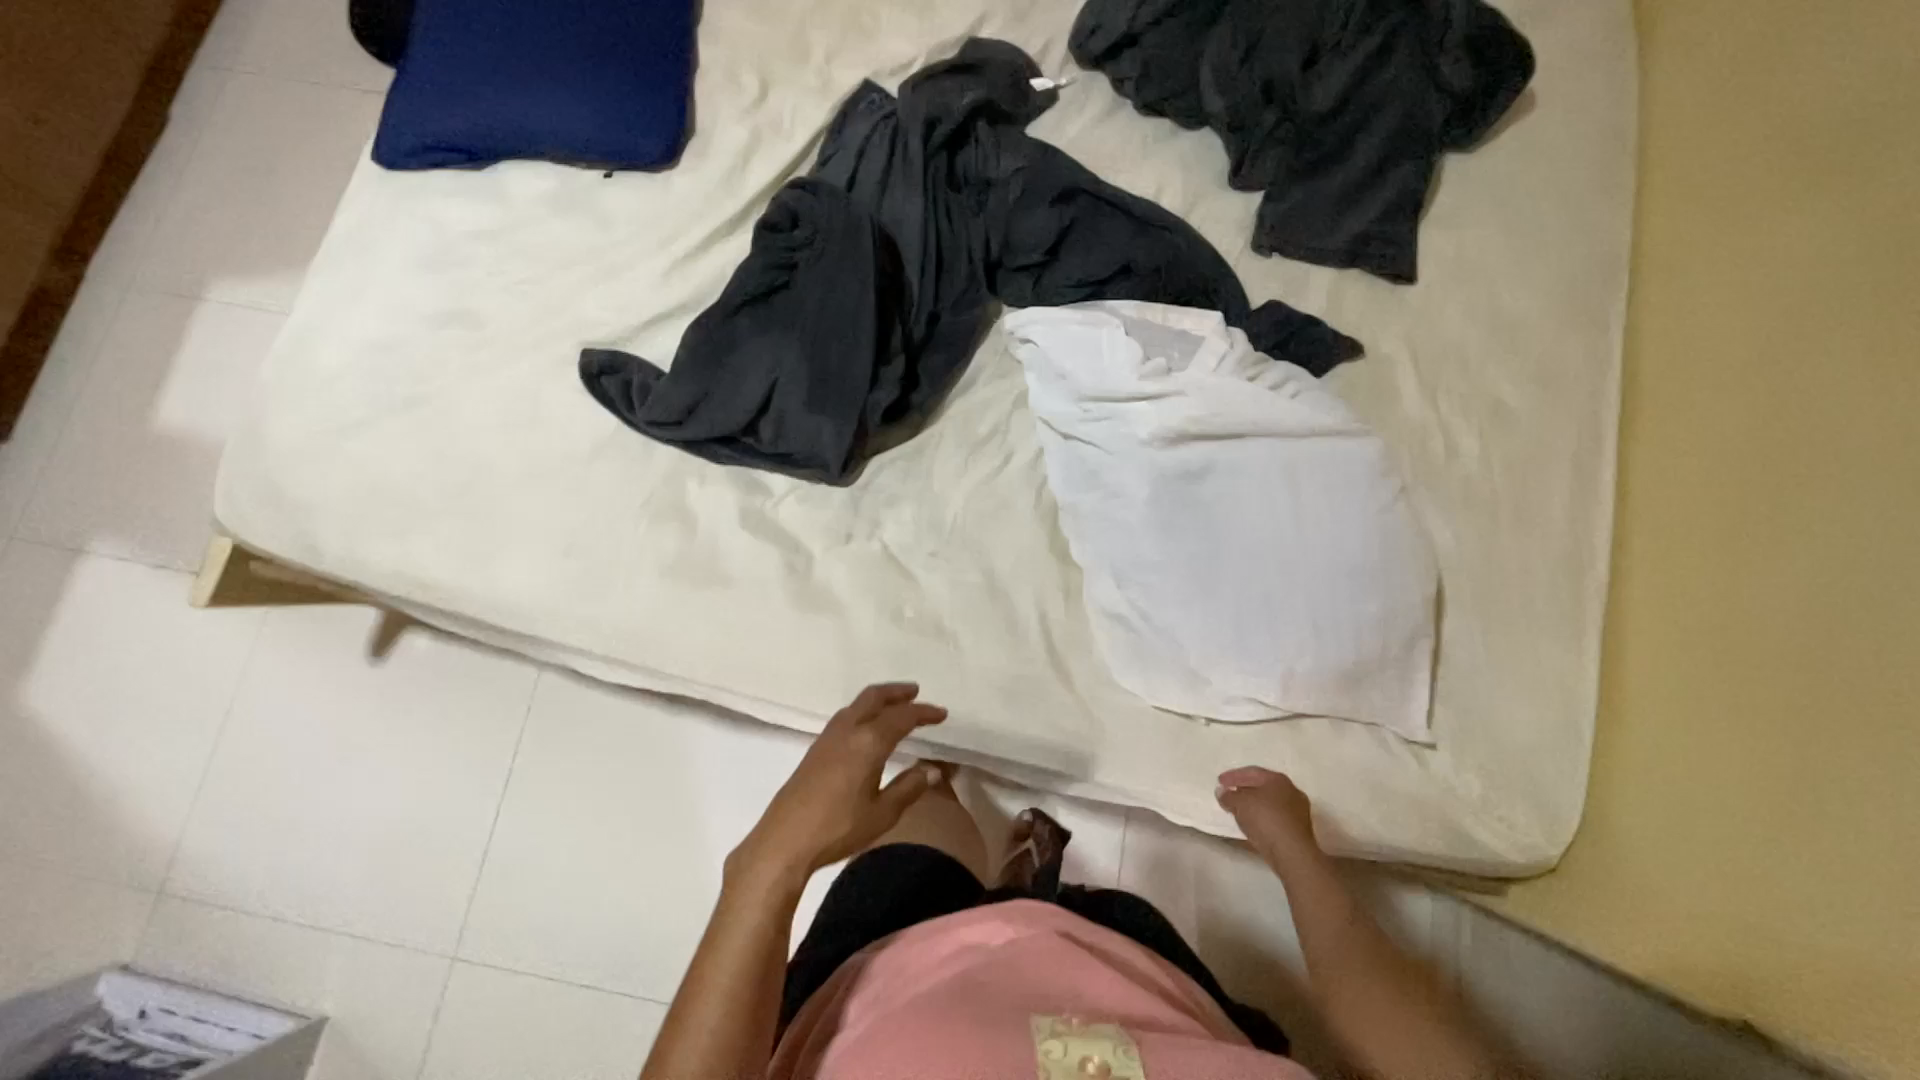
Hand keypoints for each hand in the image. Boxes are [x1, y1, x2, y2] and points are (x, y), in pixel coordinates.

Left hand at [729, 683, 947, 891]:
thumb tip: (932, 769)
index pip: (901, 717)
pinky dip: (862, 712)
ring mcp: (827, 738)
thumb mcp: (882, 813)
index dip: (923, 713)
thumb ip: (909, 787)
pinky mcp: (815, 750)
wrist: (785, 839)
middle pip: (873, 698)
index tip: (942, 714)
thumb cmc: (838, 827)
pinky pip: (845, 717)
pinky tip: (866, 728)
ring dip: (877, 700)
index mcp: (868, 742)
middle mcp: (847, 731)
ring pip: (856, 705)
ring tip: (894, 706)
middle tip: (916, 692)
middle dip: (896, 692)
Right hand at [1216, 766, 1320, 867]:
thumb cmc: (1265, 819)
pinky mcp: (1297, 830)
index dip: (1233, 776)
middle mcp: (1291, 791)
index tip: (1219, 781)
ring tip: (1238, 810)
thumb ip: (1228, 795)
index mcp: (1278, 779)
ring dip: (1253, 806)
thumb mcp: (1239, 803)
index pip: (1252, 772)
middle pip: (1263, 787)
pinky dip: (1261, 819)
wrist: (1291, 852)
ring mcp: (1297, 811)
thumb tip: (1222, 792)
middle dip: (1244, 790)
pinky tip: (1251, 825)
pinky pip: (1274, 818)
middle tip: (1229, 793)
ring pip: (1270, 804)